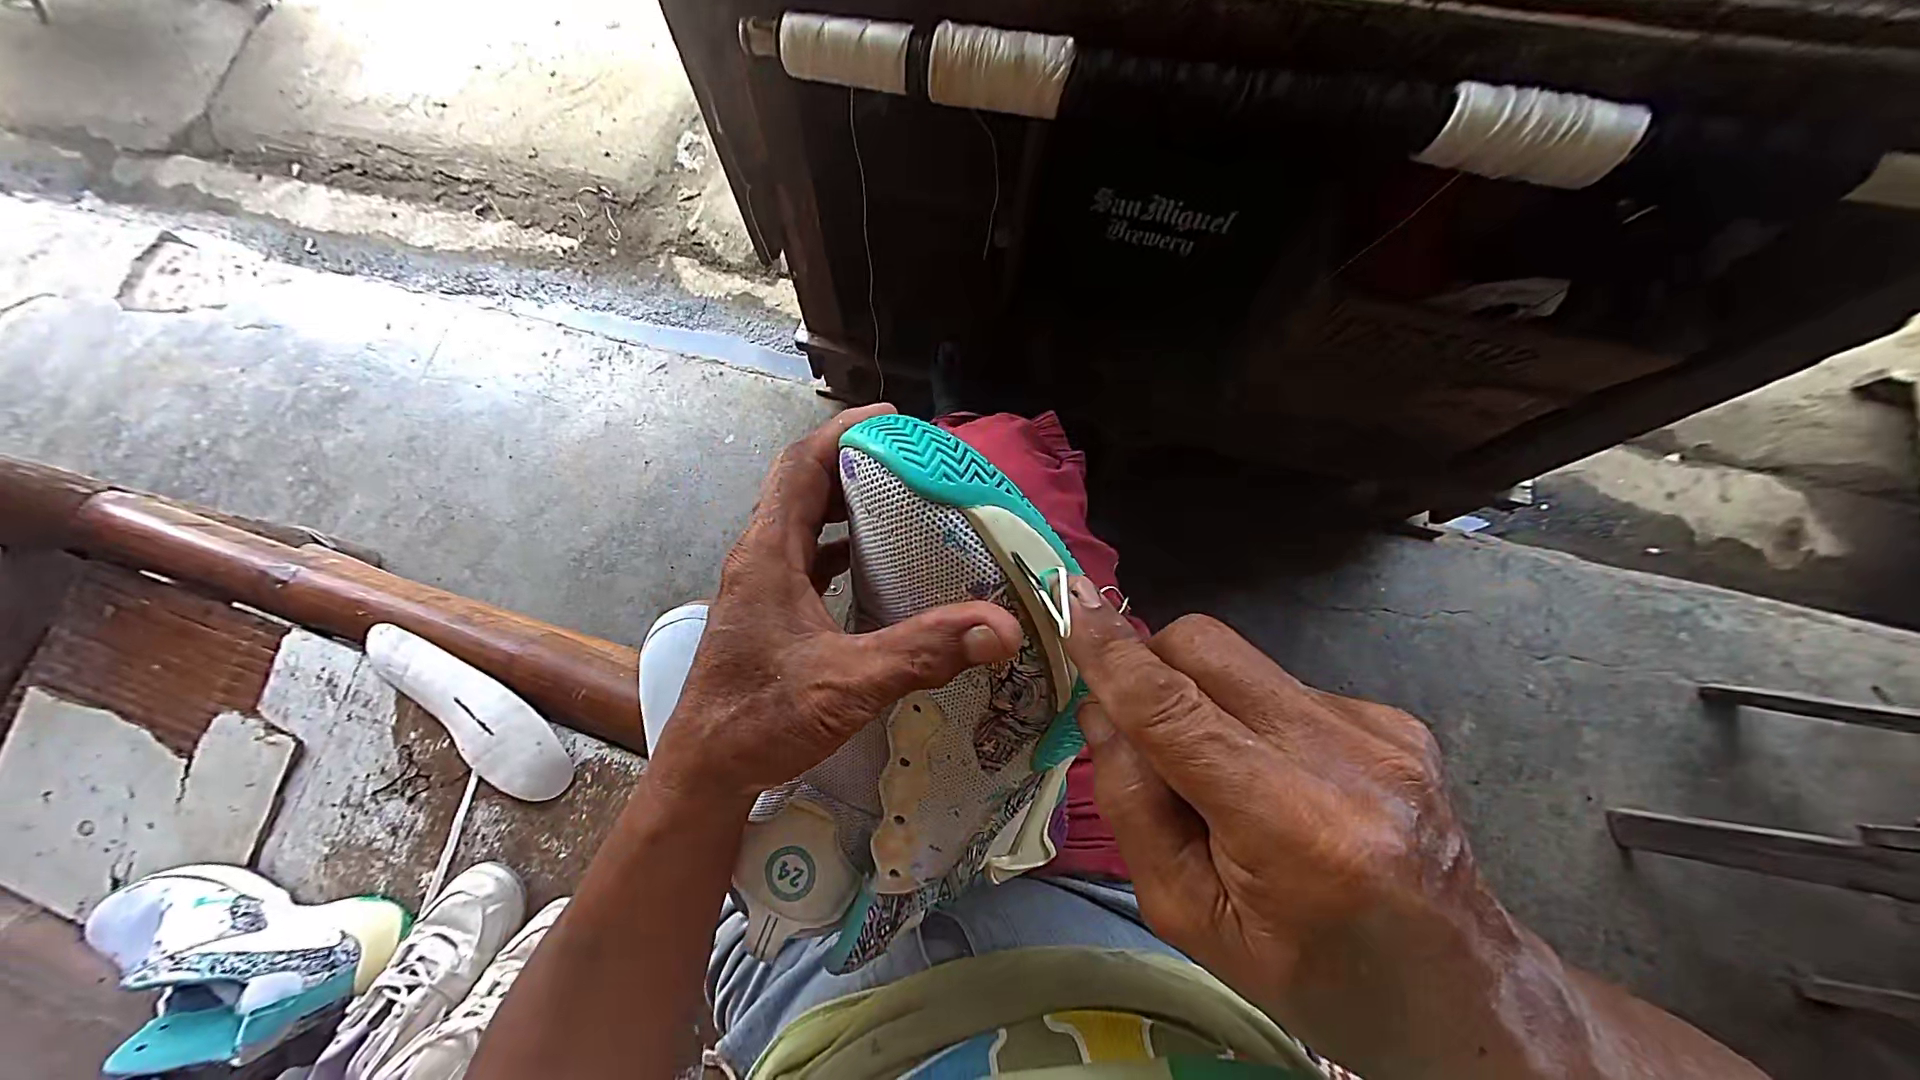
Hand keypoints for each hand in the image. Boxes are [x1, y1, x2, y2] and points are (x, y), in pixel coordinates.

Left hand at [646, 405, 1022, 806]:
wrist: (705, 773)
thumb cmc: (761, 720)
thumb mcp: (849, 683)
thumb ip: (924, 652)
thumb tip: (1002, 627)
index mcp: (769, 555)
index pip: (800, 466)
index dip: (843, 433)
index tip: (891, 420)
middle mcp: (760, 559)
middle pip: (803, 487)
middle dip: (854, 464)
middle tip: (911, 463)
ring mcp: (761, 586)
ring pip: (804, 523)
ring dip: (846, 505)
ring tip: (901, 502)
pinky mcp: (769, 612)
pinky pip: (807, 558)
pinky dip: (841, 547)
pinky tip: (877, 565)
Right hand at [1061, 576, 1582, 1078]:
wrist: (1461, 992)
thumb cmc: (1309, 971)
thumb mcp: (1187, 914)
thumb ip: (1132, 806)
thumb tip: (1100, 712)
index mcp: (1291, 827)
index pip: (1174, 709)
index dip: (1113, 653)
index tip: (1071, 601)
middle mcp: (1344, 757)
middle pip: (1206, 647)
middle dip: (1150, 661)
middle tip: (1137, 721)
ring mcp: (1378, 729)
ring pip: (1238, 658)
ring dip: (1199, 694)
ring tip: (1219, 769)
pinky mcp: (1393, 716)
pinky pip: (1279, 683)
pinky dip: (1248, 713)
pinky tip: (1277, 775)